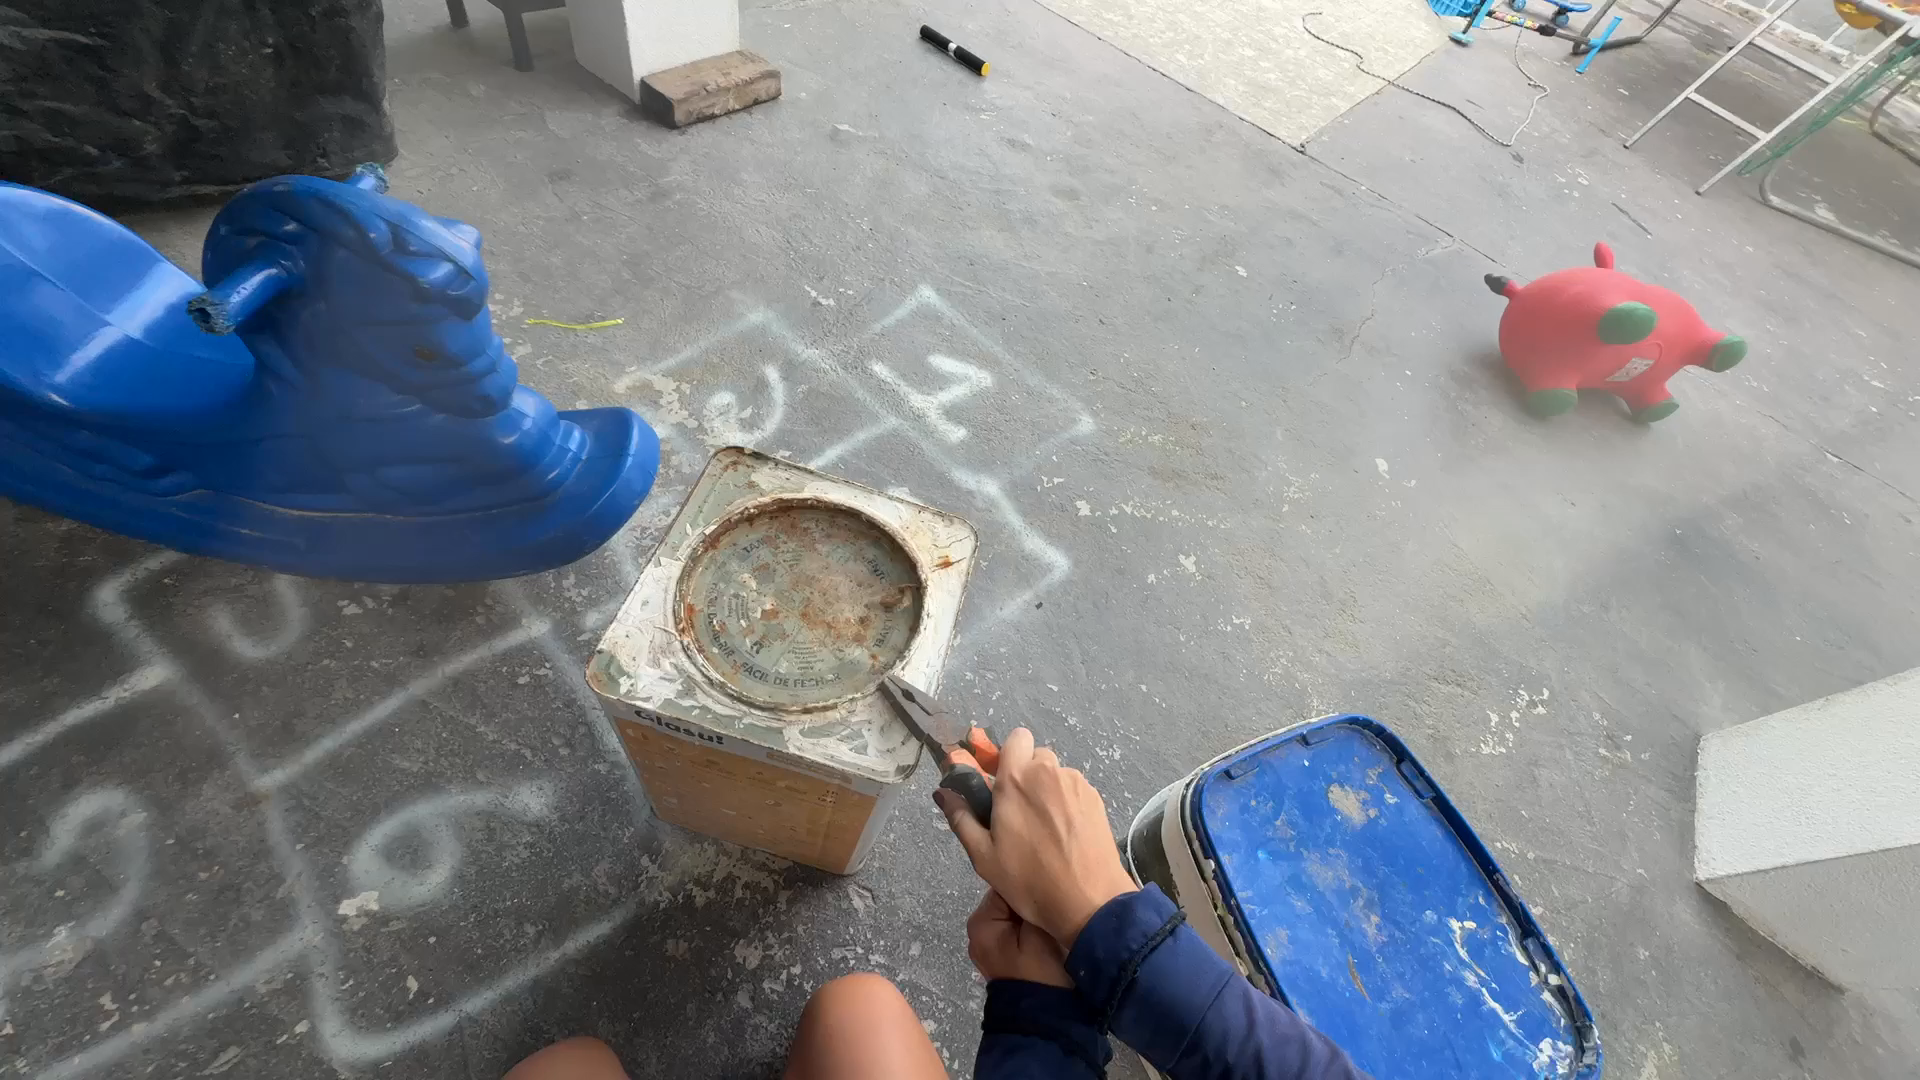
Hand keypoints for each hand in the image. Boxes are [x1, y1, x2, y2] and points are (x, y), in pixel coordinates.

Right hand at [935, 728, 1136, 947]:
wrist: (1089, 903)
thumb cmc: (1030, 881)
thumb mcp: (984, 856)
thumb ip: (961, 818)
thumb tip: (943, 793)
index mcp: (1016, 779)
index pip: (1015, 738)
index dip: (1008, 755)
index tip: (1002, 782)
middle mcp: (1047, 771)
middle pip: (1036, 756)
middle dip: (1027, 775)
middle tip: (1022, 811)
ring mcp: (1075, 783)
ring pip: (1056, 773)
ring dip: (1048, 789)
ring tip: (1047, 828)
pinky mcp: (1095, 797)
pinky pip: (1075, 788)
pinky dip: (1068, 802)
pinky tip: (1068, 834)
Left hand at [966, 888, 1070, 986]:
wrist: (1041, 1022)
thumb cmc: (1040, 973)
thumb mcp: (1037, 932)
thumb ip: (1029, 902)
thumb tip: (1030, 882)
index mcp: (980, 922)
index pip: (1004, 887)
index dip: (1027, 889)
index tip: (1047, 893)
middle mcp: (976, 931)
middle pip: (1006, 901)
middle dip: (1027, 903)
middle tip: (1050, 911)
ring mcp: (986, 946)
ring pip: (1011, 916)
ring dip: (1028, 917)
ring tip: (1048, 923)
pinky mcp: (998, 957)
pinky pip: (1011, 932)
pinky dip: (1025, 931)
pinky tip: (1041, 937)